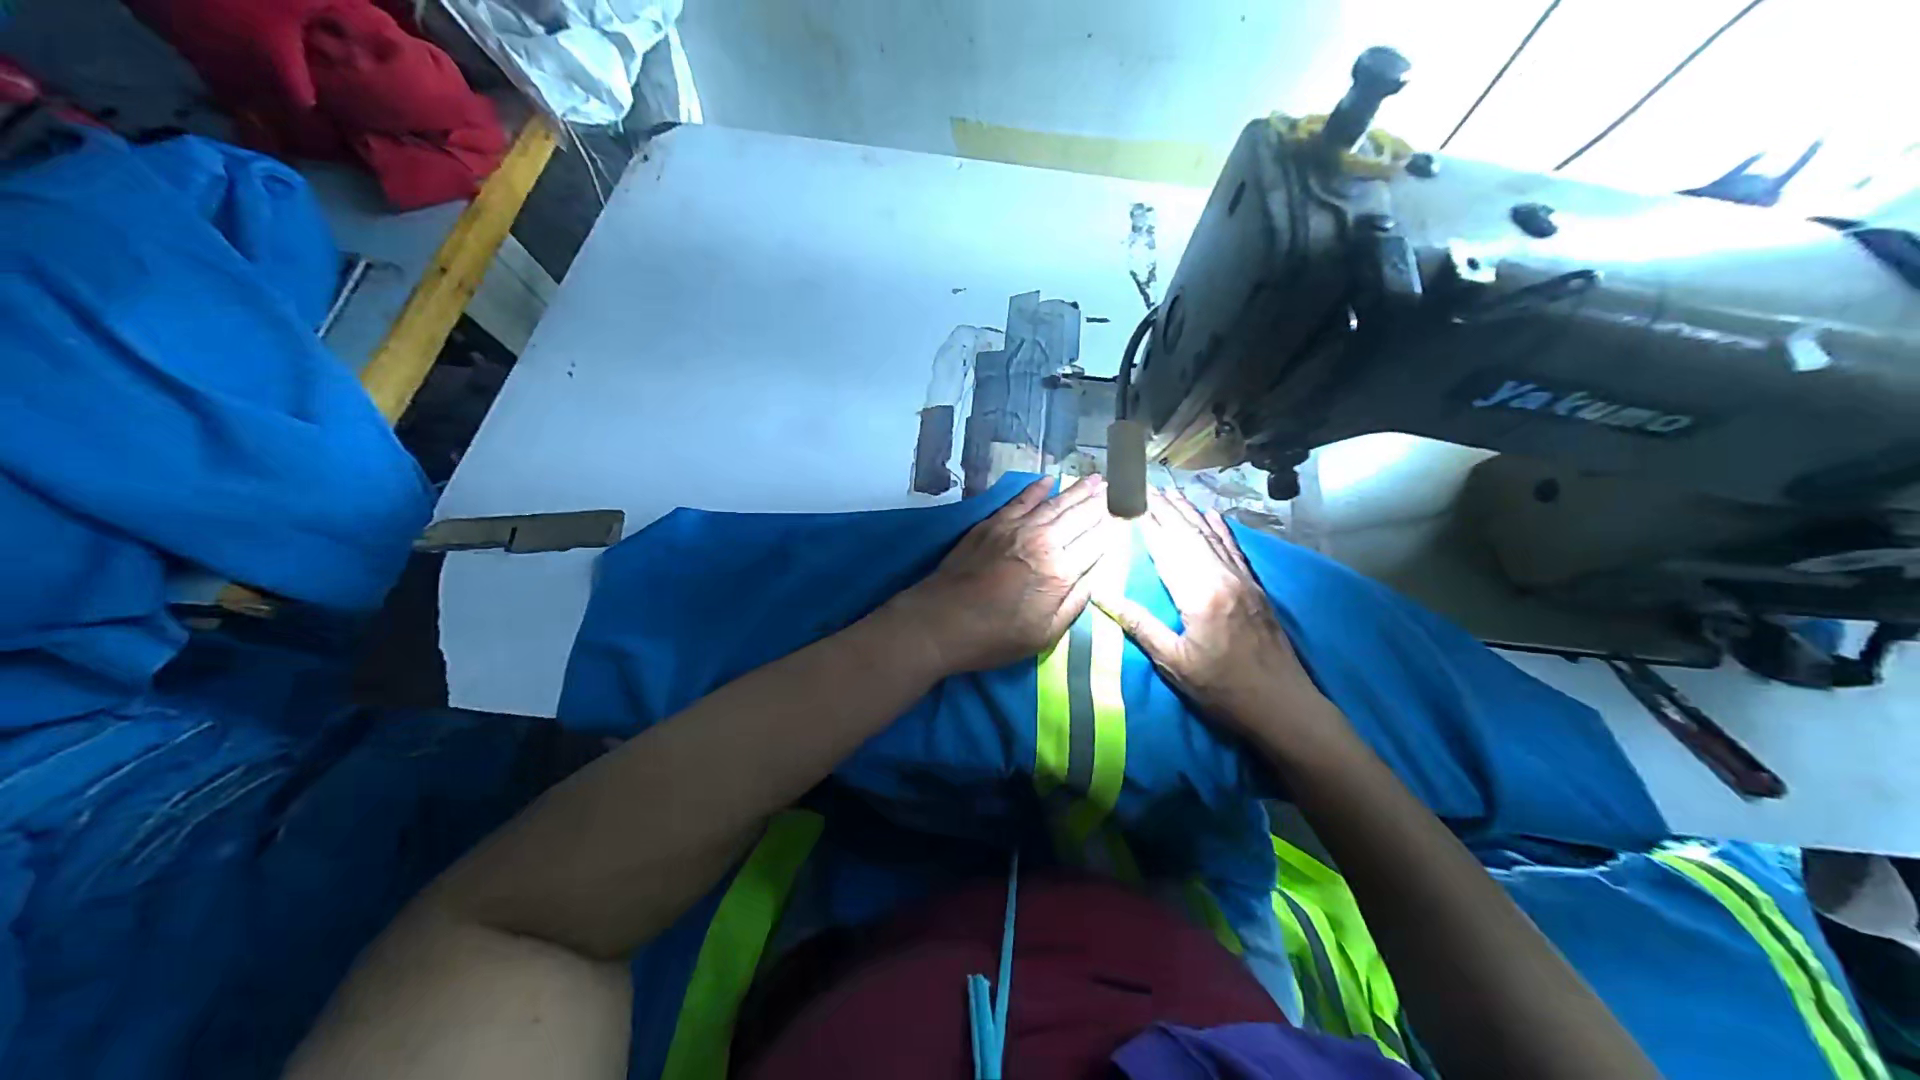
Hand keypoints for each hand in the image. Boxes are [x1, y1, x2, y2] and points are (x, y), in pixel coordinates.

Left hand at [885, 475, 1114, 674]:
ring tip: (1097, 479)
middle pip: (1080, 516)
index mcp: (1060, 571)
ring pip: (1054, 504)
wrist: (938, 622)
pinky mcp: (992, 524)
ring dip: (1077, 490)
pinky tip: (1050, 480)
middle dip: (1102, 501)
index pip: (1098, 541)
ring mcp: (1015, 529)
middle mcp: (1043, 541)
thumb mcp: (1044, 635)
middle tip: (1120, 486)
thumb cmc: (993, 638)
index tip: (1131, 513)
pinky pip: (1021, 500)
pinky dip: (1037, 489)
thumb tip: (1096, 575)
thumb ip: (1074, 603)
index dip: (1115, 526)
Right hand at [1096, 487, 1344, 747]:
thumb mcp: (1174, 662)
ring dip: (1189, 512)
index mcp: (1200, 593)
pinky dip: (1219, 528)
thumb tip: (1102, 595)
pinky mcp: (1255, 588)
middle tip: (1142, 488)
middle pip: (1189, 534)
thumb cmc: (1223, 689)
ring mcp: (1243, 580)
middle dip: (1164, 509)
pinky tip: (1211, 515)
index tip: (1126, 501)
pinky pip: (1233, 548)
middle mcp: (1223, 577)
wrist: (1284, 707)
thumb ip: (1139, 625)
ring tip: (1169, 493)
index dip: (1146, 522)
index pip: (1166, 547)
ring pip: (1211, 536)